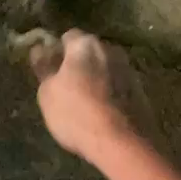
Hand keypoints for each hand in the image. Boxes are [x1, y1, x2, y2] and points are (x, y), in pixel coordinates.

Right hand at [27, 29, 154, 162]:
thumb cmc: (76, 113)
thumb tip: (39, 49)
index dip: (57, 52)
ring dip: (96, 78)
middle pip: (89, 51)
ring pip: (105, 68)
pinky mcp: (141, 90)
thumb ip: (44, 67)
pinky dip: (110, 92)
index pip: (68, 36)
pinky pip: (118, 85)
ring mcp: (128, 69)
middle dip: (79, 64)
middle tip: (67, 88)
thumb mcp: (48, 92)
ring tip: (86, 104)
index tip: (51, 71)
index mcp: (85, 44)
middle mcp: (110, 48)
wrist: (121, 143)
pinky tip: (103, 112)